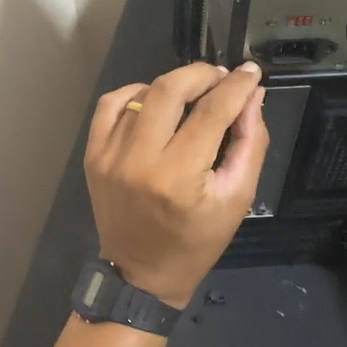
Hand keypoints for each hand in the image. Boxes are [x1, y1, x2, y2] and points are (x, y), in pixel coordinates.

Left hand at [84, 62, 267, 308]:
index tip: (250, 72)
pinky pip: (110, 104)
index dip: (236, 86)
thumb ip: (250, 144)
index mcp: (179, 176)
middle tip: (222, 78)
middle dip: (203, 74)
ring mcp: (110, 156)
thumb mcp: (237, 199)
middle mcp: (139, 160)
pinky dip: (134, 93)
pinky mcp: (94, 155)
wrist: (142, 274)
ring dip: (173, 85)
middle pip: (170, 89)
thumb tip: (252, 95)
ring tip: (194, 93)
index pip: (212, 111)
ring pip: (142, 94)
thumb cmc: (197, 242)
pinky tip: (154, 101)